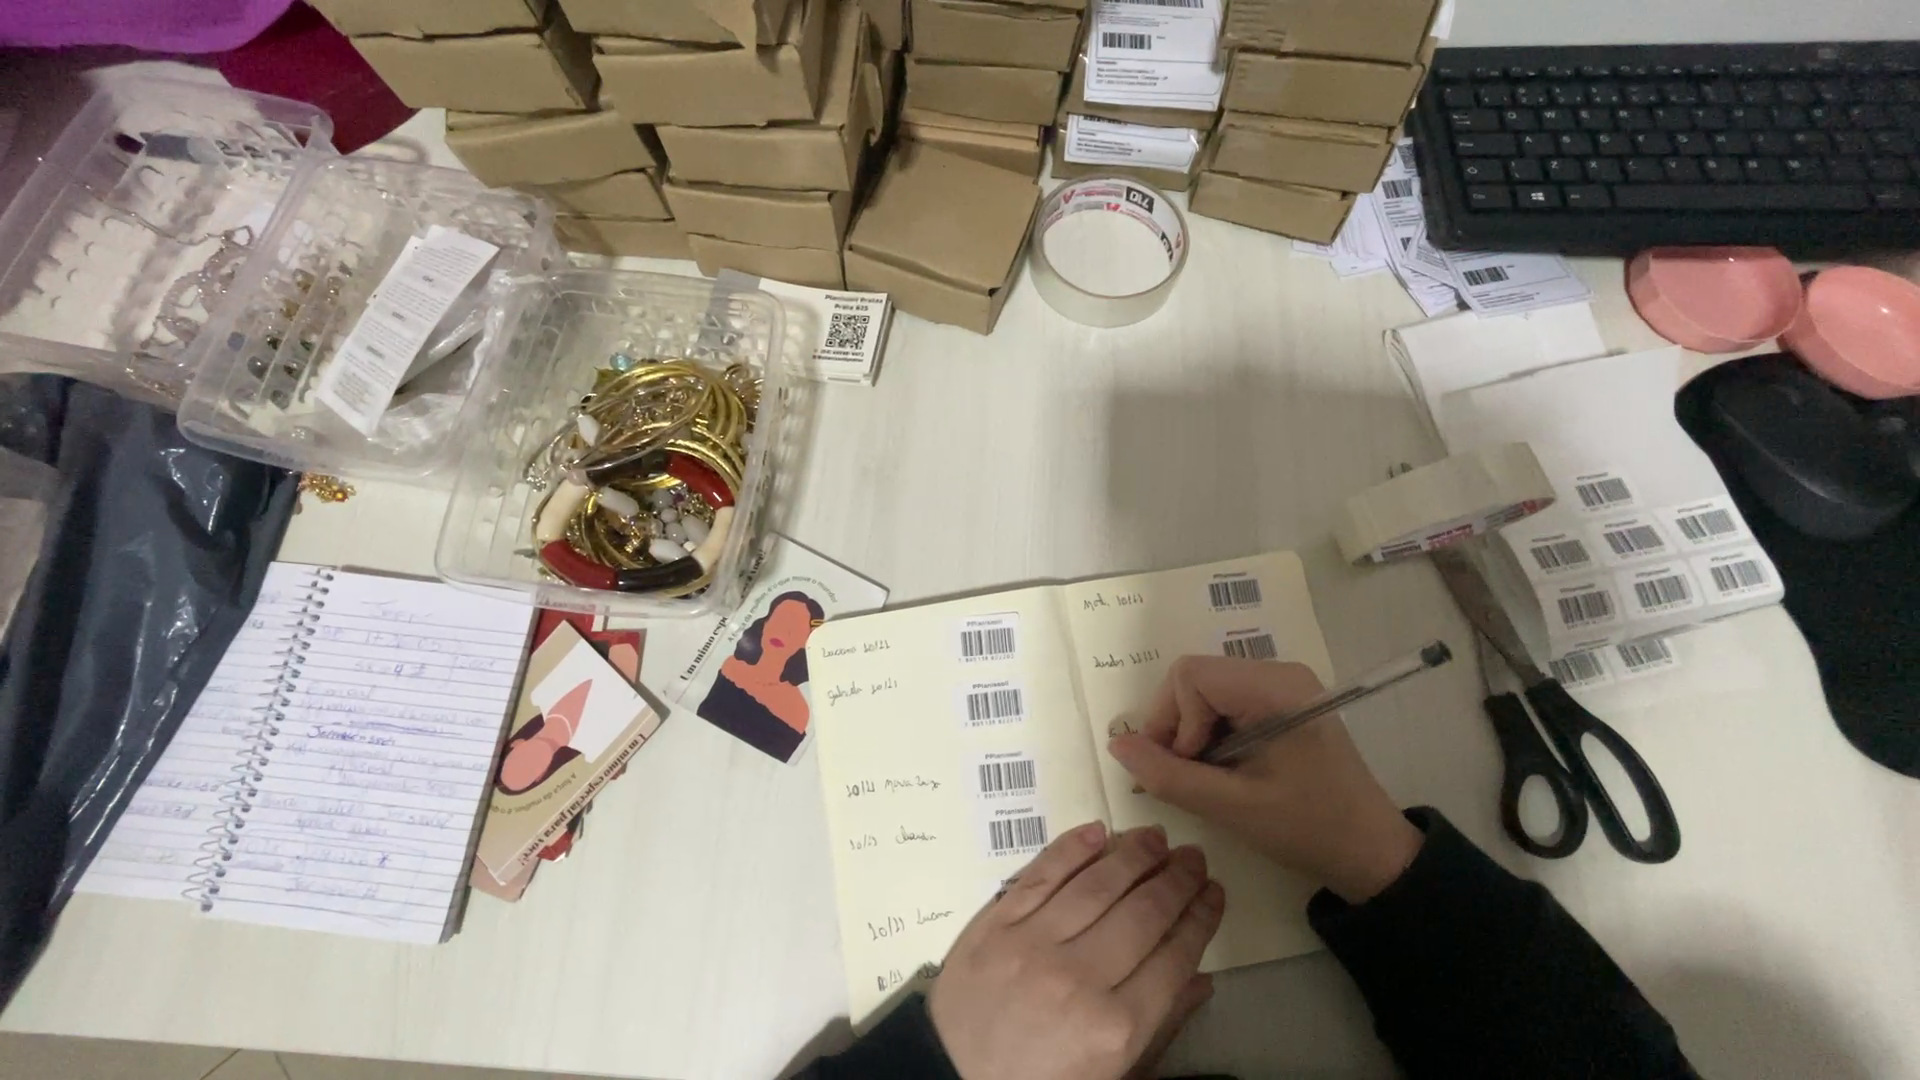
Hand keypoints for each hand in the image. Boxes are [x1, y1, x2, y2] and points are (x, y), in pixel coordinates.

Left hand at [929, 823, 1223, 1079]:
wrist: (954, 1078)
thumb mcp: (1111, 1075)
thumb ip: (1160, 1026)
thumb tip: (1202, 978)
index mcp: (1116, 1026)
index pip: (1173, 956)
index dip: (1200, 918)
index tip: (1215, 890)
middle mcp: (1080, 977)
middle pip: (1142, 913)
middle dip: (1176, 880)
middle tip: (1194, 856)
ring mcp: (1034, 943)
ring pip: (1096, 885)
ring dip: (1132, 854)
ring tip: (1157, 837)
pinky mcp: (997, 922)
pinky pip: (1041, 875)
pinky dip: (1071, 848)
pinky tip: (1098, 832)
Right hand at [1107, 656, 1422, 904]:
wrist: (1371, 851)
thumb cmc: (1308, 829)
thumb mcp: (1232, 809)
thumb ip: (1169, 776)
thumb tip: (1117, 746)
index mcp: (1275, 688)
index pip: (1190, 675)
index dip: (1174, 719)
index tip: (1190, 766)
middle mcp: (1278, 672)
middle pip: (1194, 676)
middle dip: (1177, 723)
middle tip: (1189, 772)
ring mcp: (1281, 684)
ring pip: (1203, 688)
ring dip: (1191, 729)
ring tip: (1208, 773)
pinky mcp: (1280, 701)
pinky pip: (1222, 699)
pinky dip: (1208, 730)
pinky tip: (1223, 765)